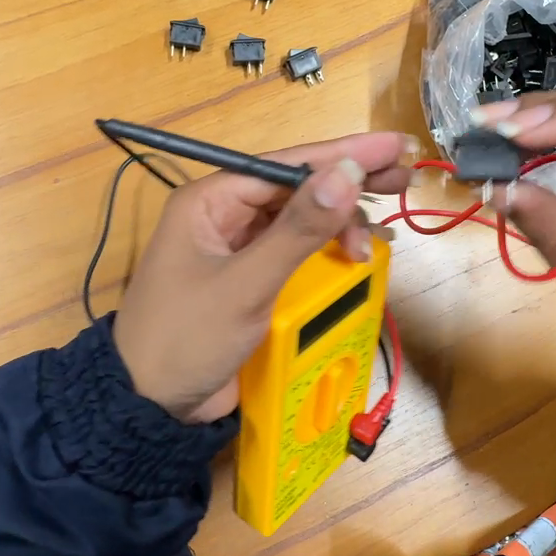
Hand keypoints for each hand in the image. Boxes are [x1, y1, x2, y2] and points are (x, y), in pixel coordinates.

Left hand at [113, 132, 412, 422]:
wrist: (151, 408)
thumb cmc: (187, 338)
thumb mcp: (245, 284)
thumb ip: (298, 230)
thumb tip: (348, 172)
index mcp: (210, 201)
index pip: (286, 165)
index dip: (343, 154)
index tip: (394, 147)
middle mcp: (224, 216)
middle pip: (296, 187)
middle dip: (348, 182)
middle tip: (404, 178)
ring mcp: (238, 249)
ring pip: (300, 220)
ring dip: (340, 222)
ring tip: (380, 236)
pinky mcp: (251, 280)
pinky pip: (295, 253)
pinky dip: (327, 251)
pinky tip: (358, 253)